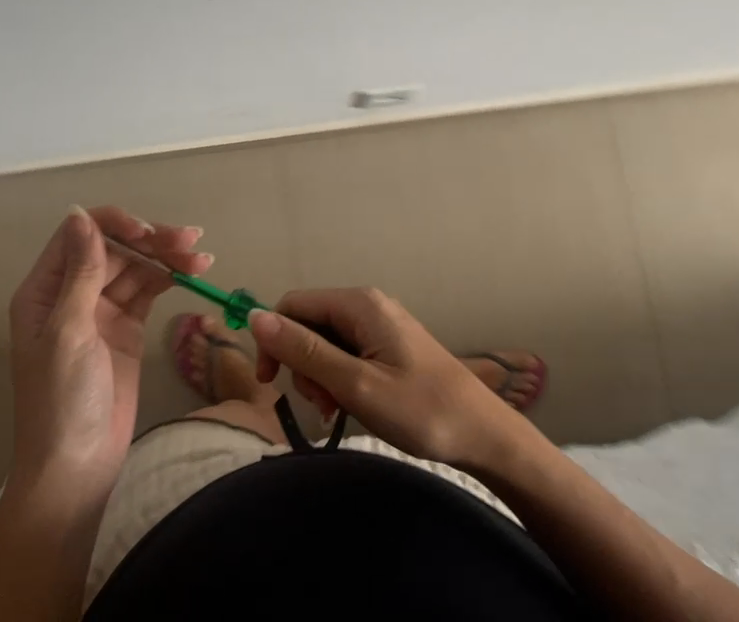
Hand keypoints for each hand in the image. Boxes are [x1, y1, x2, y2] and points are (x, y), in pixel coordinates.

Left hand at [7, 205, 209, 483]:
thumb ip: (81, 272)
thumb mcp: (69, 332)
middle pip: (114, 248)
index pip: (79, 235)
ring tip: (203, 254)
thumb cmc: (61, 400)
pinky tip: (194, 271)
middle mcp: (72, 293)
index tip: (148, 233)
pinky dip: (171, 278)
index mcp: (44, 290)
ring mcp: (102, 311)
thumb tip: (79, 213)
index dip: (114, 224)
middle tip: (191, 241)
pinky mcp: (127, 328)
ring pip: (136, 267)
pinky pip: (149, 291)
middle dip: (151, 240)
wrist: (77, 466)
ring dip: (168, 256)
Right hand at [248, 288, 531, 468]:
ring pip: (325, 342)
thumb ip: (305, 350)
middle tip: (319, 404)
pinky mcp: (389, 346)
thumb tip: (255, 317)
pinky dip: (339, 379)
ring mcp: (381, 325)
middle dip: (302, 364)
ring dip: (320, 377)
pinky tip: (348, 405)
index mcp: (360, 304)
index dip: (273, 340)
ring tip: (337, 409)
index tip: (271, 383)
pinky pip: (347, 353)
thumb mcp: (355, 384)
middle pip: (308, 323)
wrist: (483, 434)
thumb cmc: (421, 410)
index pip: (293, 305)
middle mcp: (368, 305)